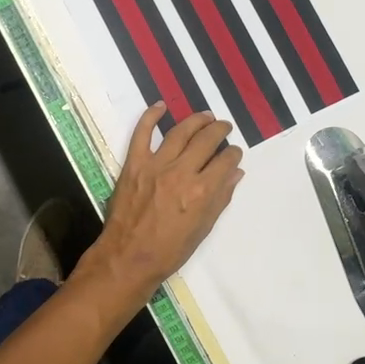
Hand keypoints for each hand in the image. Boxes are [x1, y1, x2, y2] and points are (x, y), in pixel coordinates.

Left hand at [77, 104, 243, 303]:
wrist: (128, 257)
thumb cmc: (169, 250)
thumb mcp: (203, 229)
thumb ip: (220, 198)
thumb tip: (235, 173)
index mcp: (202, 191)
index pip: (225, 161)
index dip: (233, 154)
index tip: (234, 152)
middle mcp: (181, 172)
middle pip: (206, 141)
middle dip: (219, 131)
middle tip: (224, 127)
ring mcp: (155, 165)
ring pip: (179, 132)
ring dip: (196, 120)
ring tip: (206, 116)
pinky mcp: (134, 164)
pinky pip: (141, 133)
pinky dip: (150, 116)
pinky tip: (161, 106)